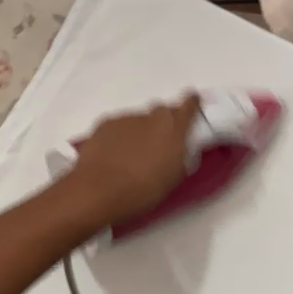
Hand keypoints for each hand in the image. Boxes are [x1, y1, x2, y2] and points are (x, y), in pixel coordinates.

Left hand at [65, 94, 200, 224]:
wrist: (100, 190)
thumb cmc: (144, 190)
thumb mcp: (173, 177)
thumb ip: (179, 156)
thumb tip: (178, 148)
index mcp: (173, 129)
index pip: (189, 105)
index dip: (191, 104)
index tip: (192, 103)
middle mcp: (151, 117)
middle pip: (161, 112)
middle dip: (162, 124)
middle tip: (158, 145)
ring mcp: (126, 118)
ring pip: (138, 121)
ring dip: (138, 133)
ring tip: (130, 158)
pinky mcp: (105, 123)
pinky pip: (118, 127)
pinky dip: (119, 137)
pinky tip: (112, 156)